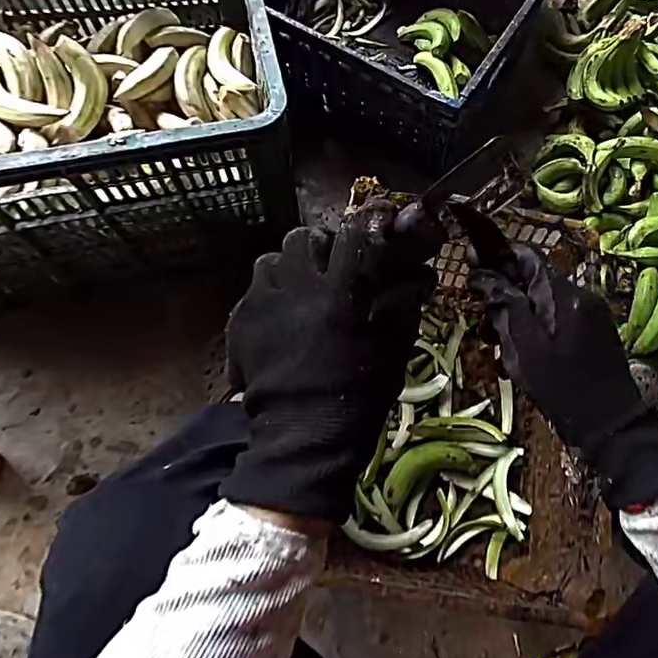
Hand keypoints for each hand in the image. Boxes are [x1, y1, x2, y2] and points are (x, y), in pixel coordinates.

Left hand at [221, 200, 433, 523]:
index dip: (372, 220)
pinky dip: (272, 292)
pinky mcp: (240, 323)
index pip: (356, 235)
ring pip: (273, 259)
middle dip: (324, 243)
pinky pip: (255, 289)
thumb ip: (404, 301)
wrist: (302, 438)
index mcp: (341, 294)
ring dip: (293, 266)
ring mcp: (263, 305)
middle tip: (336, 262)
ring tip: (305, 287)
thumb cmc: (358, 393)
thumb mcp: (394, 345)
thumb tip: (417, 272)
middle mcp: (299, 290)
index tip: (381, 219)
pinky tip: (284, 315)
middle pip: (305, 237)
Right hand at [472, 246, 657, 508]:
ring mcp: (590, 311)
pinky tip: (522, 347)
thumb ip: (506, 308)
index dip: (498, 256)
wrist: (611, 425)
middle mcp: (581, 295)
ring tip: (497, 337)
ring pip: (545, 298)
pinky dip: (536, 323)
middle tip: (482, 315)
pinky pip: (557, 314)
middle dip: (505, 290)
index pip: (528, 257)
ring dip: (519, 310)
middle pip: (535, 278)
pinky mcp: (593, 328)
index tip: (473, 263)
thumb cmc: (564, 390)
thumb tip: (484, 275)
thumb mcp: (526, 351)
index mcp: (565, 296)